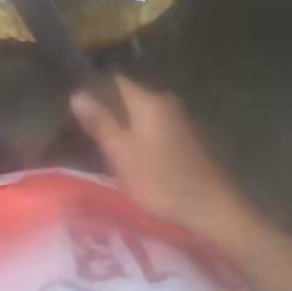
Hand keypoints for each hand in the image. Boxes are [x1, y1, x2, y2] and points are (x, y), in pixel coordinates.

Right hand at [71, 76, 259, 235]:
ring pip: (142, 116)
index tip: (76, 106)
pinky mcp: (189, 141)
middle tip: (85, 130)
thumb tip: (77, 93)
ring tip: (105, 147)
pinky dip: (141, 139)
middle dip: (108, 110)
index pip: (114, 80)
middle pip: (128, 98)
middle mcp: (165, 102)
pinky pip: (155, 130)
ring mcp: (180, 121)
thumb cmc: (161, 180)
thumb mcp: (121, 152)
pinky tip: (132, 158)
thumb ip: (99, 121)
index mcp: (148, 100)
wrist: (215, 211)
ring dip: (125, 127)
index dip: (94, 90)